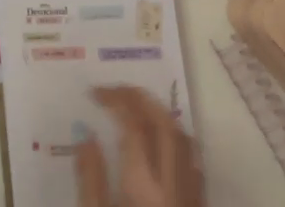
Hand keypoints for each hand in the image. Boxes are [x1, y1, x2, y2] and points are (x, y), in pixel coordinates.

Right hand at [76, 86, 203, 206]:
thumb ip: (90, 177)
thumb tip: (86, 136)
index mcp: (143, 184)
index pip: (135, 127)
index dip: (116, 100)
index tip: (94, 92)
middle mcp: (173, 181)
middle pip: (164, 124)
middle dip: (139, 98)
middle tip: (114, 89)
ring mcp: (191, 191)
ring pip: (182, 137)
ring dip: (159, 112)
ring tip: (134, 105)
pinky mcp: (199, 200)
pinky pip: (192, 156)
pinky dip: (174, 134)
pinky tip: (158, 136)